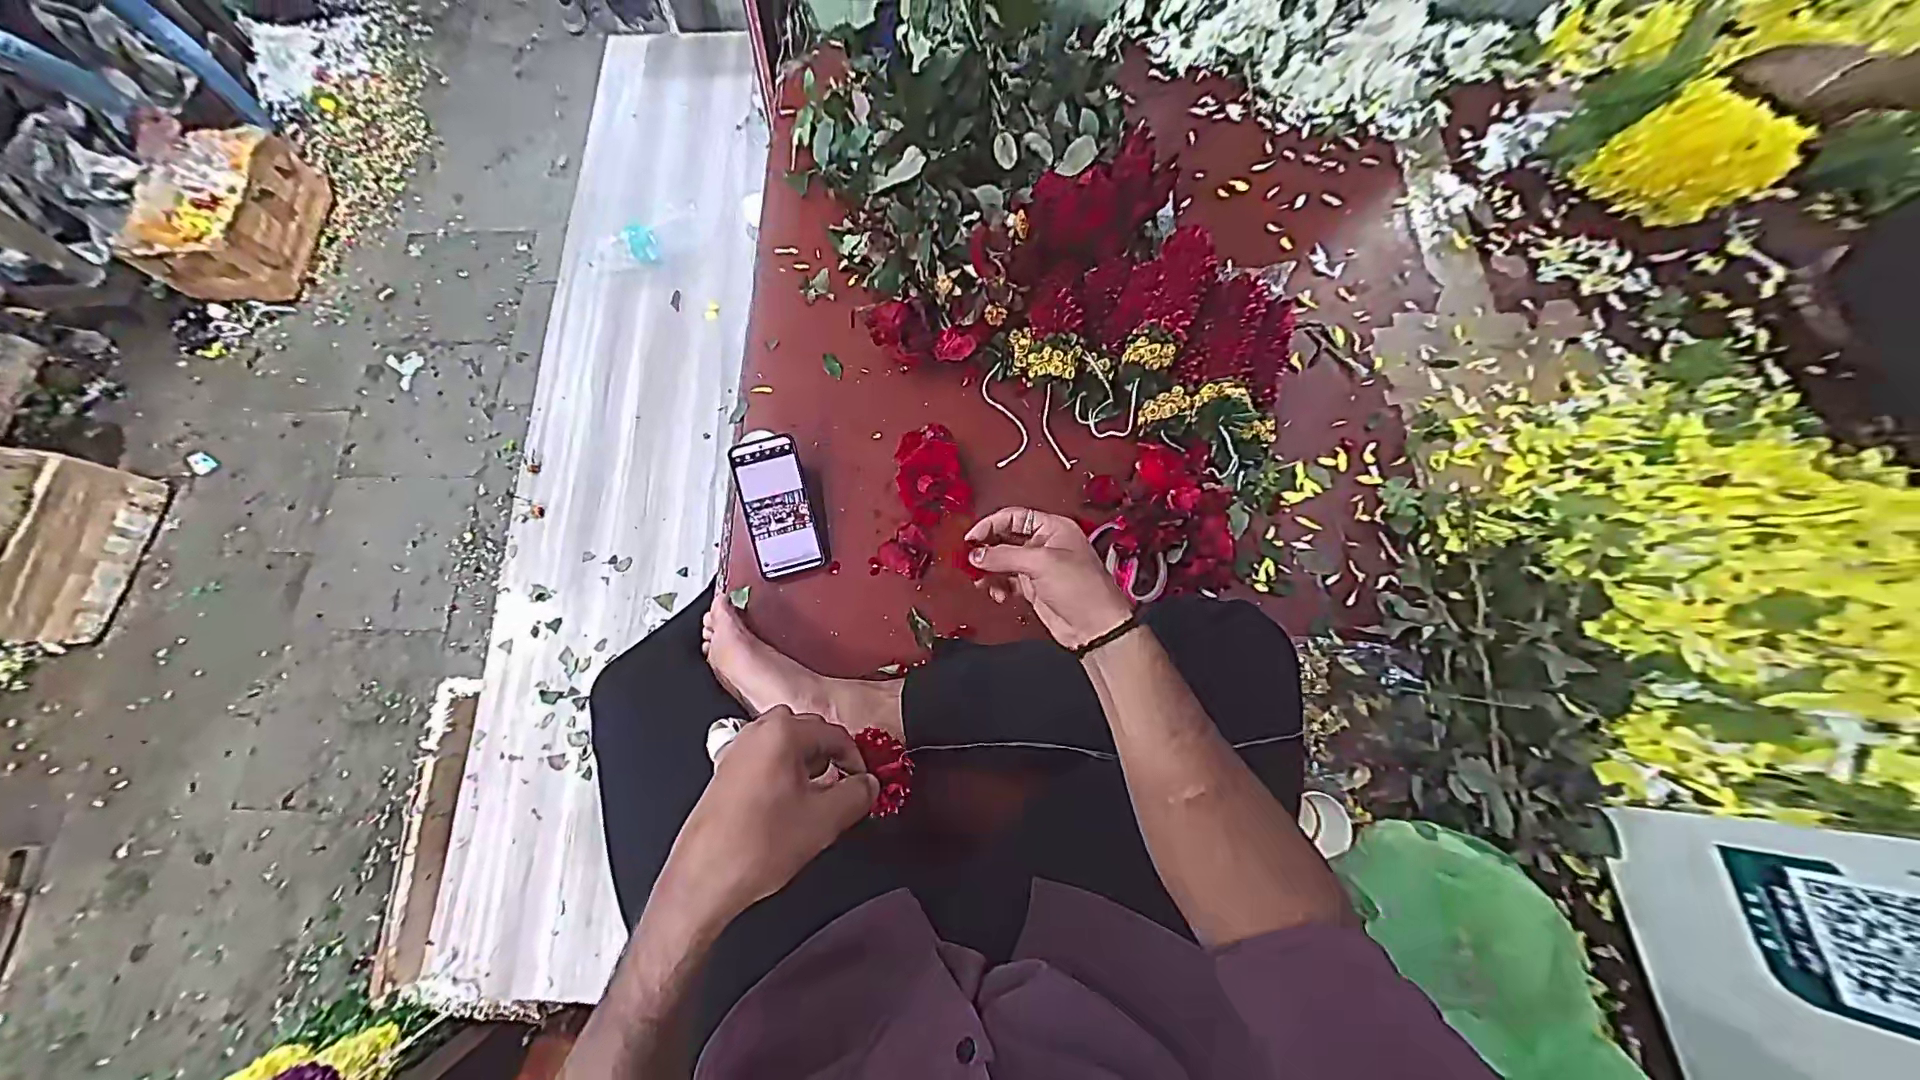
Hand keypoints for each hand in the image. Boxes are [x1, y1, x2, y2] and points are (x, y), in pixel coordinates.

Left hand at [654, 707, 877, 922]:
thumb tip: (868, 784)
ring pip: (785, 746)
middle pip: (808, 732)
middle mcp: (756, 733)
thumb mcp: (827, 819)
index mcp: (781, 733)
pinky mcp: (724, 773)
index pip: (834, 734)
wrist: (703, 880)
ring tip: (815, 799)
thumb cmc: (756, 846)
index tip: (863, 780)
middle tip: (843, 786)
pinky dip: (782, 774)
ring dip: (806, 765)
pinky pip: (764, 760)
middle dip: (830, 758)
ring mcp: (736, 752)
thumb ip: (858, 794)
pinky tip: (787, 807)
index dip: (856, 759)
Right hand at [966, 506, 1135, 649]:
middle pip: (1006, 538)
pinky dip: (997, 585)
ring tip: (980, 579)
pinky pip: (1007, 580)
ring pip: (1003, 561)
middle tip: (970, 558)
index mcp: (1053, 528)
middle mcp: (1045, 544)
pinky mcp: (1033, 587)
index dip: (991, 525)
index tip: (972, 538)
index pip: (1014, 517)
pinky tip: (996, 592)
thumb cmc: (1083, 588)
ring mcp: (1038, 566)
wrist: (1095, 626)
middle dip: (987, 548)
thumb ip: (1005, 556)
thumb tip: (977, 554)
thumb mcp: (1042, 563)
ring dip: (989, 569)